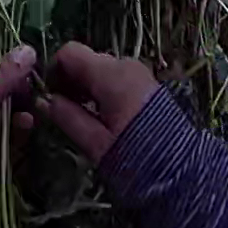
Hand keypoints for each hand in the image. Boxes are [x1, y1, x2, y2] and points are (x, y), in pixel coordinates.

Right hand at [36, 41, 159, 162]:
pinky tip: (100, 115)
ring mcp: (138, 71)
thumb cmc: (135, 159)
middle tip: (60, 110)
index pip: (70, 52)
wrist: (184, 175)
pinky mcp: (146, 83)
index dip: (53, 70)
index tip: (47, 96)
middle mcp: (124, 63)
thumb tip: (43, 101)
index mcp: (110, 73)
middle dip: (69, 80)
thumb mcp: (95, 143)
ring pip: (100, 68)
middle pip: (85, 59)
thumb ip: (67, 117)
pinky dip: (101, 89)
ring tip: (80, 117)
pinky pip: (115, 77)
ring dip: (85, 86)